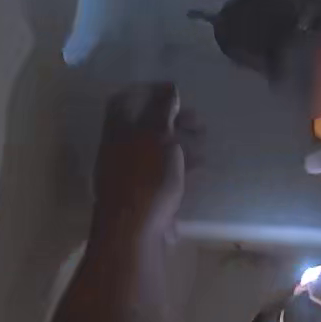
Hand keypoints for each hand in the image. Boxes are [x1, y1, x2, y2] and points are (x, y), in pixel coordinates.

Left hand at [92, 82, 188, 244]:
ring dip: (179, 143)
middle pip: (144, 126)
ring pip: (155, 150)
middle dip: (171, 120)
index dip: (148, 91)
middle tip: (197, 120)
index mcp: (117, 131)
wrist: (134, 233)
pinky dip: (179, 167)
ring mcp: (128, 174)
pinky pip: (161, 173)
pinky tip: (197, 170)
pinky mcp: (141, 196)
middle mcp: (118, 150)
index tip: (174, 91)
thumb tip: (169, 88)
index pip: (126, 100)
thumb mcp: (158, 138)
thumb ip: (163, 111)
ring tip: (203, 145)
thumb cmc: (146, 180)